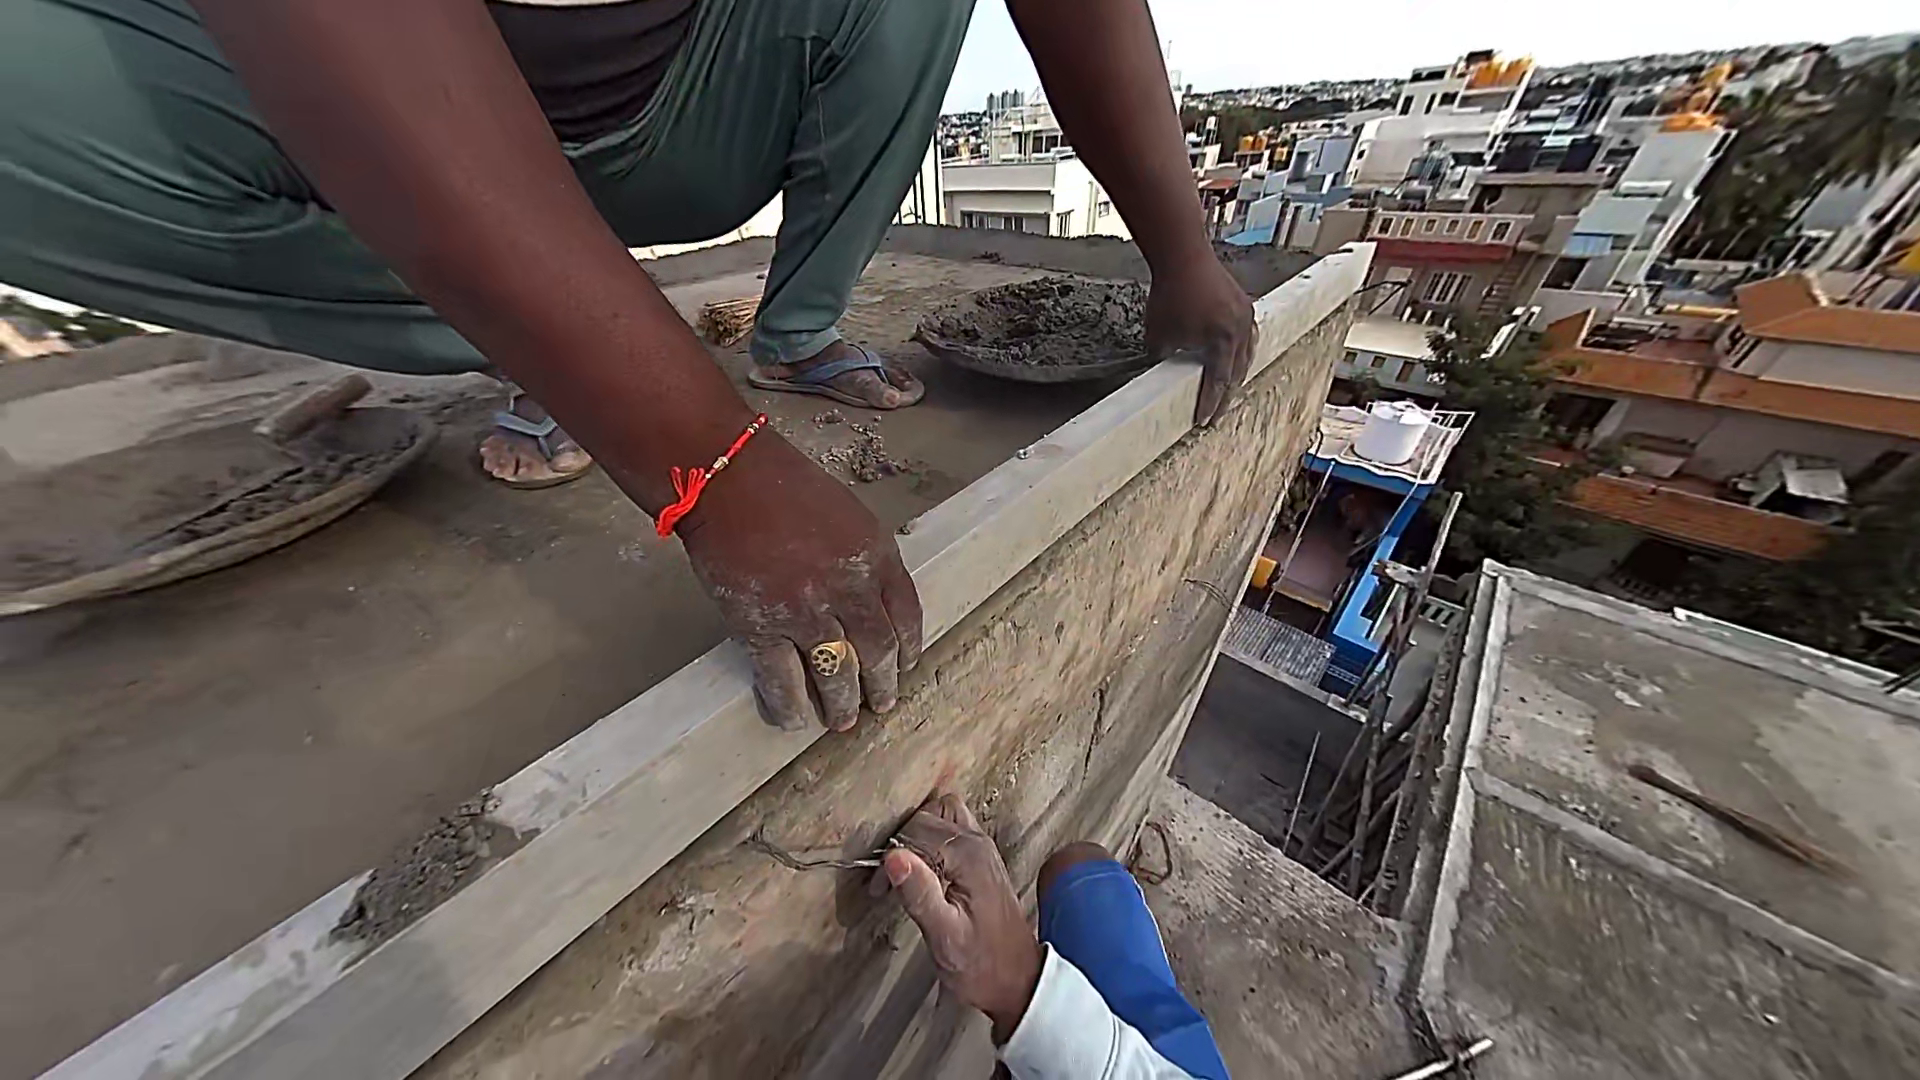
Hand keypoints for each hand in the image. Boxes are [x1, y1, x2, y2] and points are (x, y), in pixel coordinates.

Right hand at [677, 435, 921, 731]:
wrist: (730, 478)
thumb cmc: (789, 488)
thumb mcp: (852, 517)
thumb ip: (868, 561)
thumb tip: (874, 604)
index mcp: (877, 557)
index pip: (907, 616)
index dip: (910, 648)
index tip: (907, 665)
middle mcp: (849, 589)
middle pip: (878, 651)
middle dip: (883, 685)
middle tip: (883, 704)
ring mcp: (806, 611)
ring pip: (837, 674)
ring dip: (843, 703)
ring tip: (844, 720)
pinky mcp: (761, 627)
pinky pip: (781, 680)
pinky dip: (789, 706)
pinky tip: (795, 720)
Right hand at [879, 794, 1042, 1043]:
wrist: (1018, 980)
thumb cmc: (980, 965)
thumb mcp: (945, 938)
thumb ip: (919, 894)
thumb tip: (892, 857)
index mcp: (968, 856)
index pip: (917, 832)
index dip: (891, 856)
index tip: (878, 888)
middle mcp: (977, 841)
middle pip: (928, 817)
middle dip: (901, 842)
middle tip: (886, 881)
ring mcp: (982, 844)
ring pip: (942, 812)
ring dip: (918, 831)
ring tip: (904, 866)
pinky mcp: (982, 853)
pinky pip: (953, 824)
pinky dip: (933, 833)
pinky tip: (924, 863)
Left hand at [1146, 254, 1254, 425]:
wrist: (1182, 254)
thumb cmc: (1169, 294)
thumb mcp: (1158, 338)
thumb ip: (1162, 362)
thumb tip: (1160, 379)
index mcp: (1223, 340)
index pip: (1218, 382)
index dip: (1209, 404)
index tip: (1202, 422)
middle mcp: (1241, 330)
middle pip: (1236, 374)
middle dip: (1224, 397)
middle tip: (1214, 416)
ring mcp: (1246, 316)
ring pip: (1246, 357)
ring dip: (1235, 377)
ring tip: (1225, 395)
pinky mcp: (1245, 306)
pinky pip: (1248, 338)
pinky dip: (1241, 355)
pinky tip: (1234, 362)